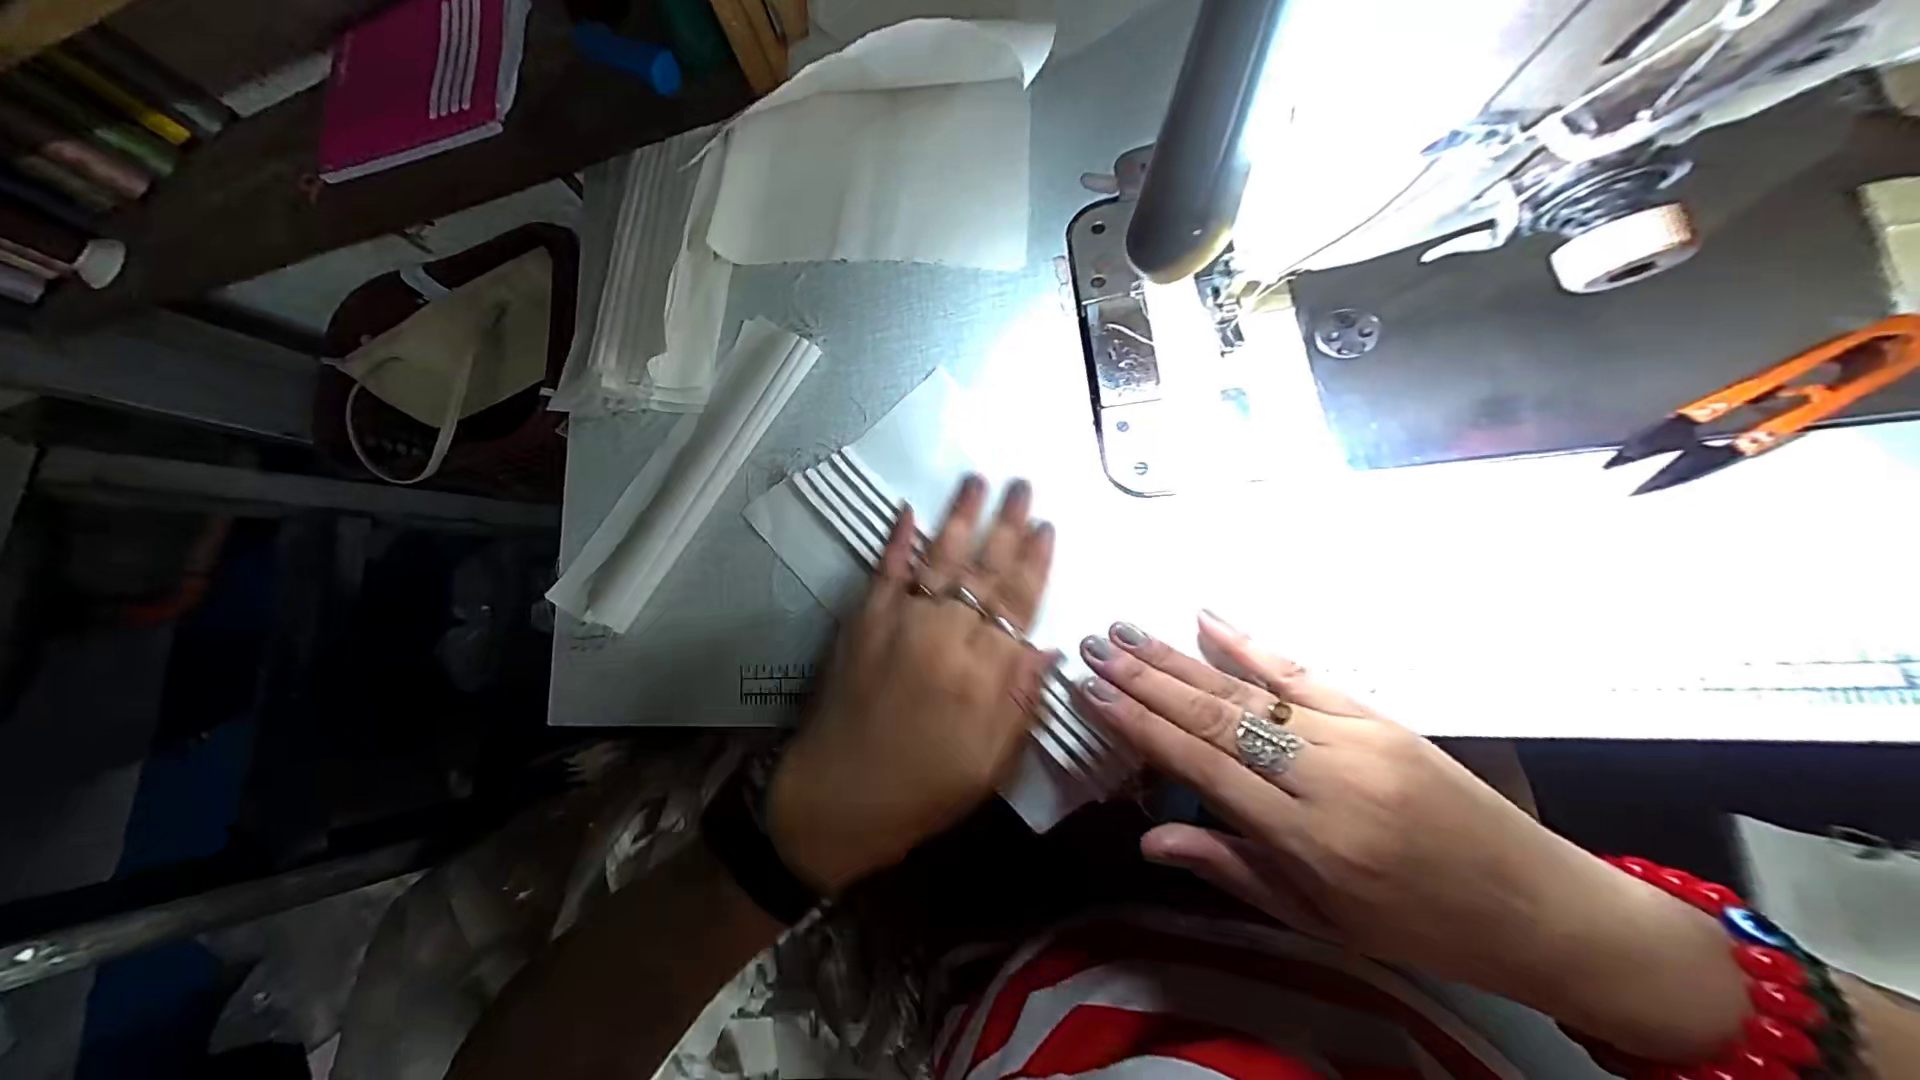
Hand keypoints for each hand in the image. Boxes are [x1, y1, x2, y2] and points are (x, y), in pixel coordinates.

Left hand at [767, 475, 1054, 895]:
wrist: (835, 801)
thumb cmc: (922, 791)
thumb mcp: (989, 764)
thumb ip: (1020, 701)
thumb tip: (1048, 647)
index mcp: (981, 673)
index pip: (1018, 603)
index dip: (1035, 562)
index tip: (1047, 526)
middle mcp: (944, 636)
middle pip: (984, 571)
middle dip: (1006, 525)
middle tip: (1022, 485)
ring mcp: (899, 624)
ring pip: (938, 559)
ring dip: (960, 518)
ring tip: (977, 481)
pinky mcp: (861, 623)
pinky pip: (884, 572)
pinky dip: (897, 540)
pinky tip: (909, 511)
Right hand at [1074, 611, 1747, 1060]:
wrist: (1542, 908)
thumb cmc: (1417, 928)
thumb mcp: (1316, 920)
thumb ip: (1229, 867)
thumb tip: (1148, 837)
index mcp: (1306, 839)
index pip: (1201, 765)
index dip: (1140, 725)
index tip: (1093, 692)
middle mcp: (1324, 779)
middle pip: (1216, 716)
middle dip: (1146, 678)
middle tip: (1097, 646)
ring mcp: (1355, 739)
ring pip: (1248, 689)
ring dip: (1180, 656)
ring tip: (1129, 632)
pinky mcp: (1380, 717)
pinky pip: (1302, 674)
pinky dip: (1250, 645)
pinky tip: (1209, 620)